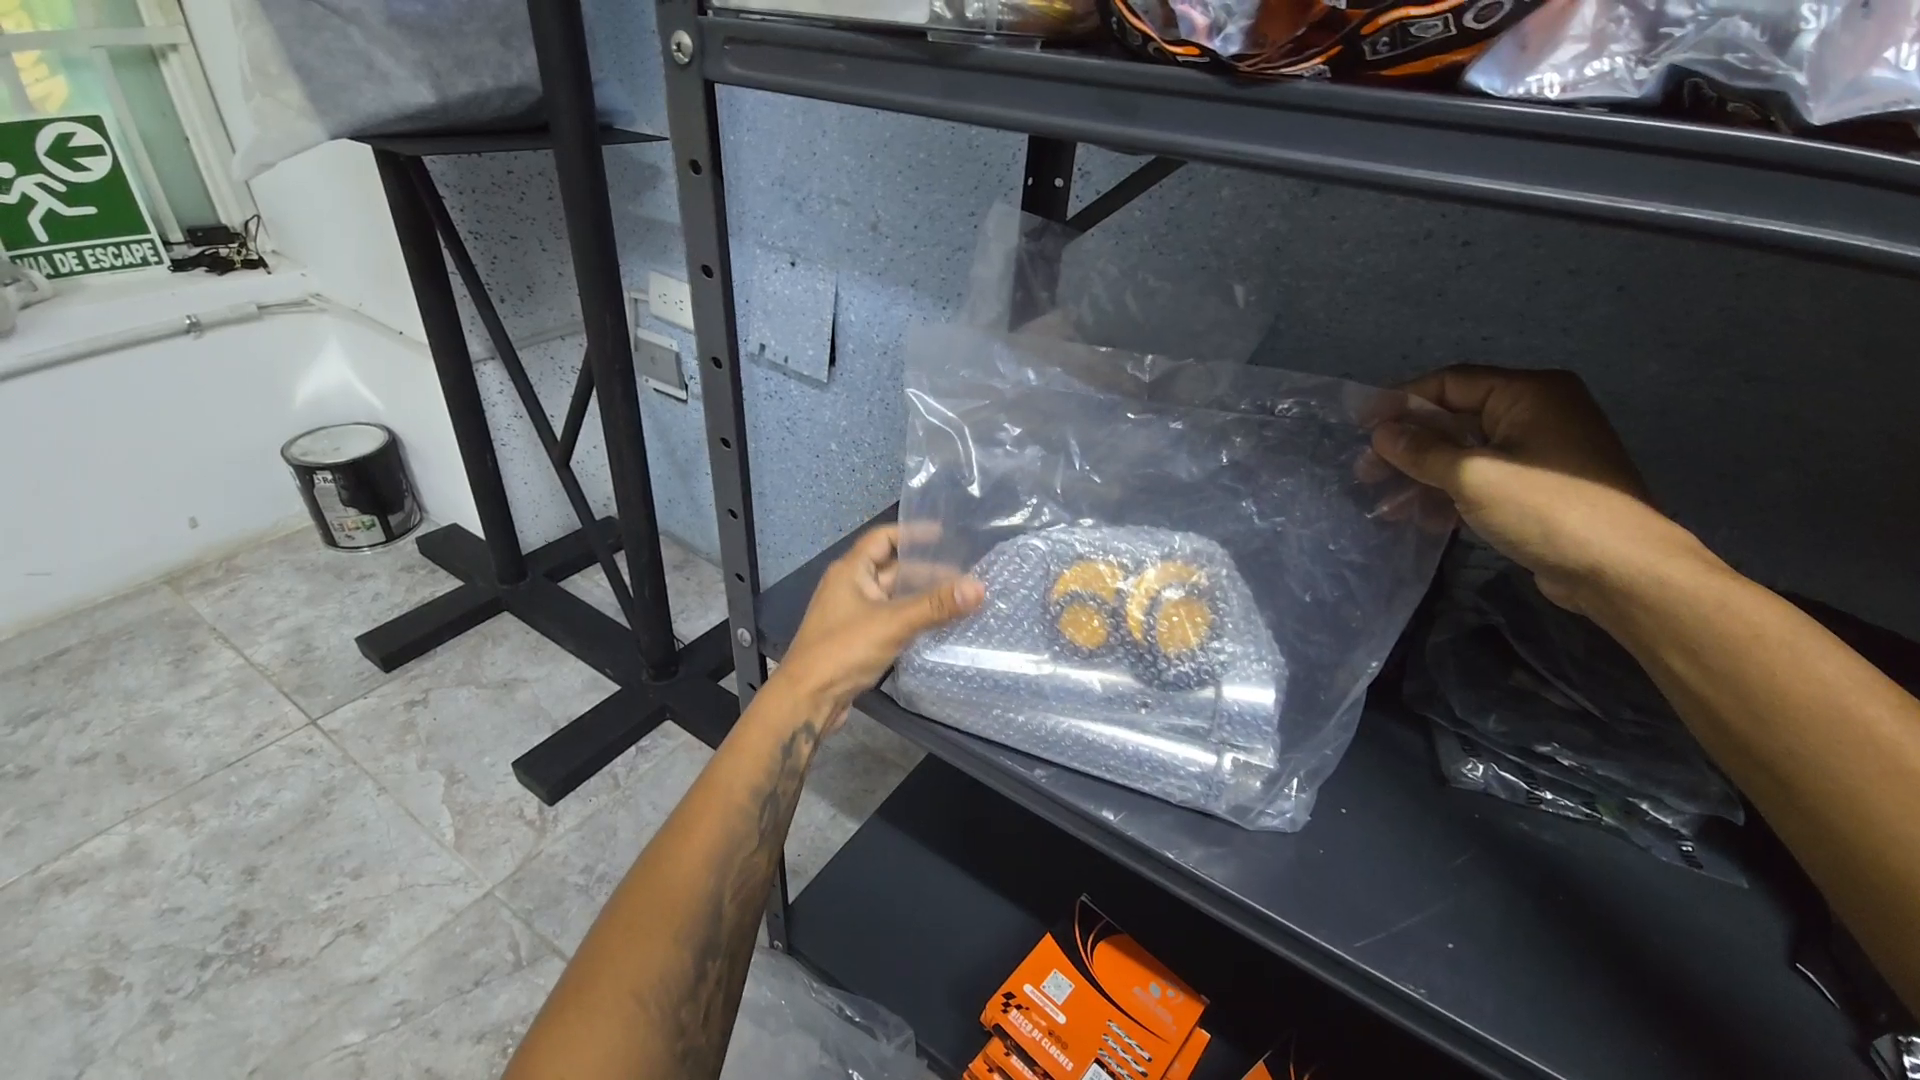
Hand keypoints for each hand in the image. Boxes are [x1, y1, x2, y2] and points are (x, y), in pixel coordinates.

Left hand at [771, 525, 983, 728]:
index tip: (945, 534)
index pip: (882, 538)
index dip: (912, 533)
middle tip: (964, 570)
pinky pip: (890, 621)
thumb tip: (979, 587)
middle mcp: (850, 587)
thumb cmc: (843, 650)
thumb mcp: (893, 623)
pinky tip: (938, 625)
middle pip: (892, 569)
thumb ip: (936, 605)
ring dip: (921, 597)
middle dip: (926, 569)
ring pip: (893, 597)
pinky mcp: (858, 640)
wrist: (808, 699)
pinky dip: (912, 619)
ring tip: (959, 596)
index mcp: (850, 571)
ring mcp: (853, 615)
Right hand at [1371, 365, 1711, 614]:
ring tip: (1386, 504)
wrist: (1621, 570)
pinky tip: (1420, 518)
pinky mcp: (1538, 489)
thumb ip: (1421, 451)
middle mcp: (1537, 413)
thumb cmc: (1547, 509)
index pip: (1450, 383)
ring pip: (1465, 454)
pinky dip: (1449, 494)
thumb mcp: (1473, 476)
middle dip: (1408, 446)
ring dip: (1422, 476)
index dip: (1400, 402)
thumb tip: (1382, 433)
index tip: (1360, 426)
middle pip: (1455, 420)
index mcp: (1529, 393)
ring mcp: (1540, 453)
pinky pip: (1482, 479)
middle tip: (1365, 473)